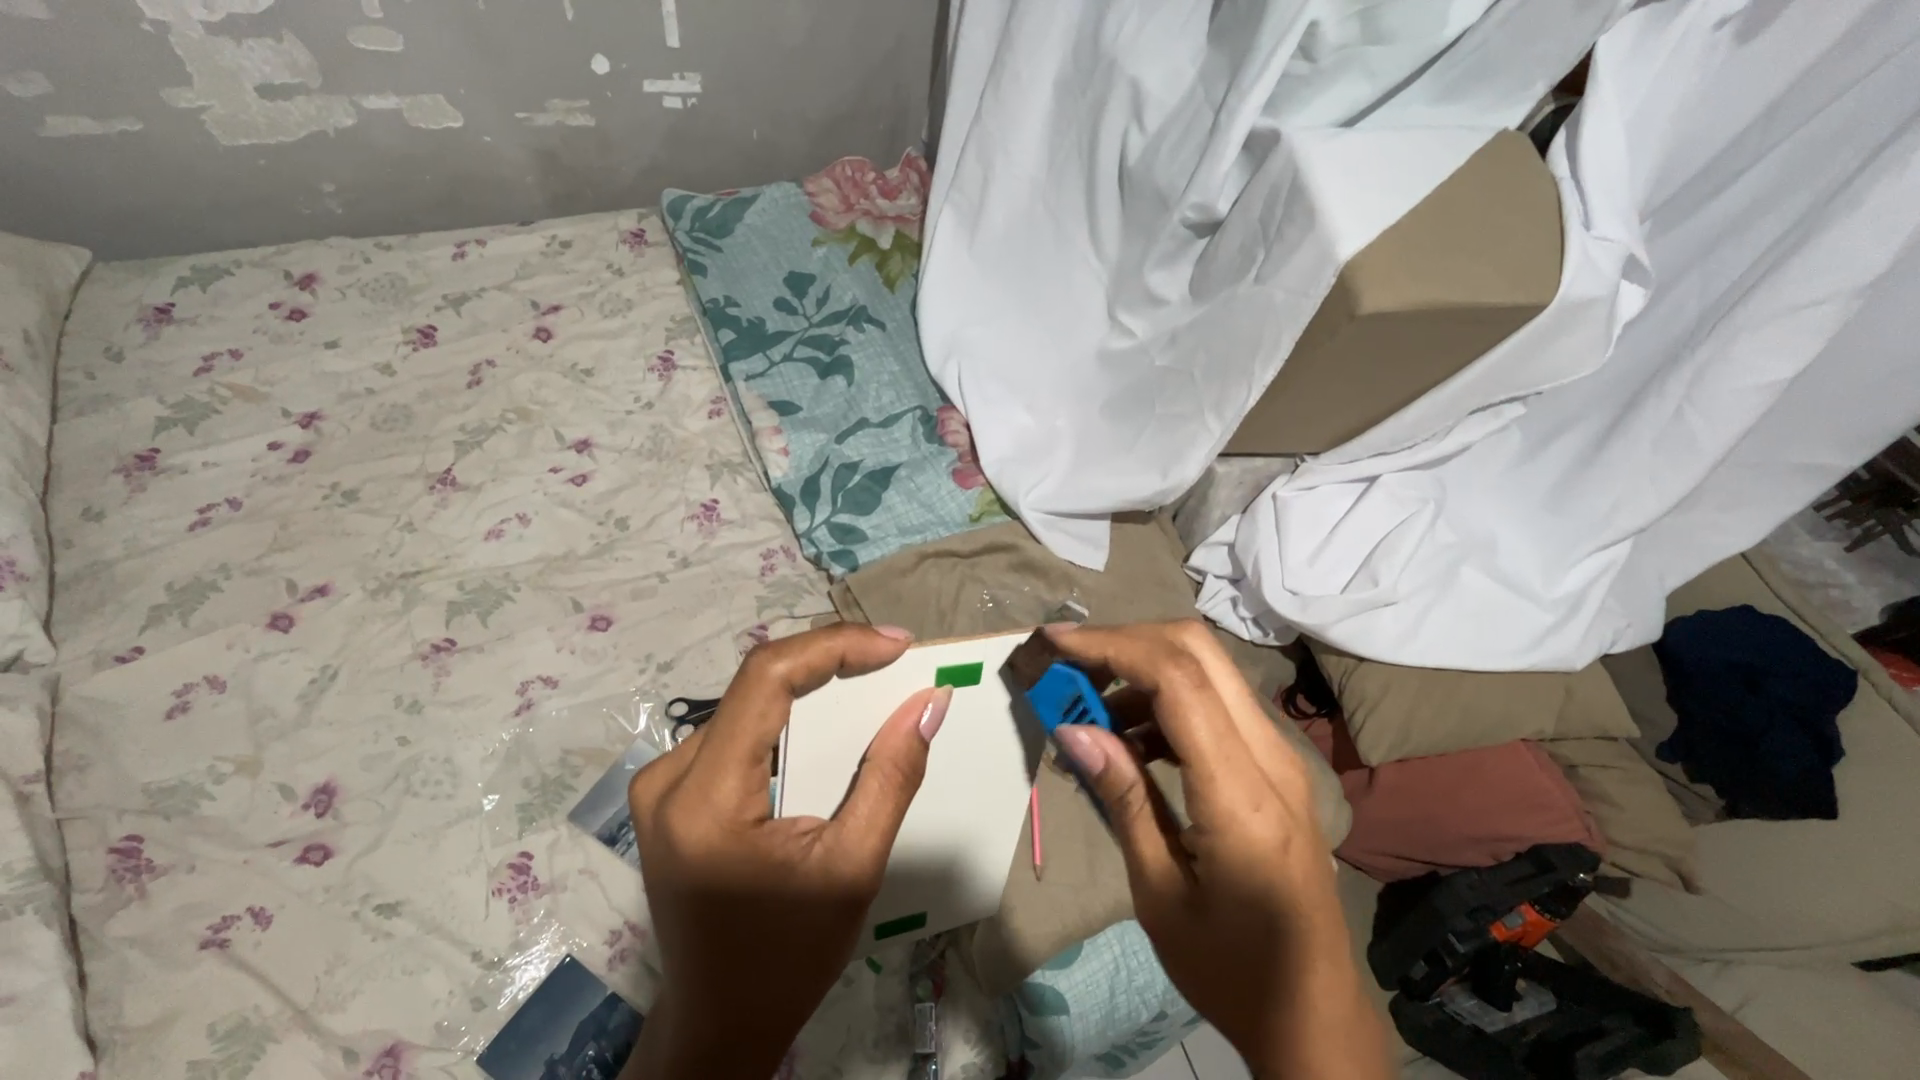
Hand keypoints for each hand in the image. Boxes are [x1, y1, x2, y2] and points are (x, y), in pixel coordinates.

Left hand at [623, 623, 950, 1079]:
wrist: (719, 1021)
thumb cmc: (788, 957)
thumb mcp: (852, 869)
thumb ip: (891, 777)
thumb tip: (928, 702)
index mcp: (705, 798)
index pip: (766, 680)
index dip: (834, 646)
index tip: (896, 645)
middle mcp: (667, 778)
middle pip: (754, 686)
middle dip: (828, 662)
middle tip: (892, 659)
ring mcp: (659, 786)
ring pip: (744, 705)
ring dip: (808, 689)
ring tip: (870, 681)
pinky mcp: (668, 796)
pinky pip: (733, 733)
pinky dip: (785, 720)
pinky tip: (825, 727)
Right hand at [1047, 621, 1389, 1079]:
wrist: (1313, 1012)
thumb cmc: (1229, 968)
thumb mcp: (1160, 892)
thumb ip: (1122, 798)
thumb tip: (1072, 727)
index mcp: (1241, 794)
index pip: (1178, 680)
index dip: (1112, 647)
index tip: (1054, 643)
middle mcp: (1271, 757)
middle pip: (1199, 652)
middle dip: (1126, 641)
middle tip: (1067, 663)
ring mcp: (1281, 758)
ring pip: (1209, 671)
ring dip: (1144, 669)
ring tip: (1088, 708)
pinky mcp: (1277, 768)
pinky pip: (1219, 704)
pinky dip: (1167, 699)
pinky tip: (1130, 739)